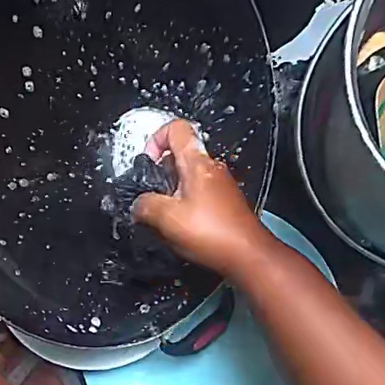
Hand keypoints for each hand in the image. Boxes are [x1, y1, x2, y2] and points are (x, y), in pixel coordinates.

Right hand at [132, 119, 274, 275]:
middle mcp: (211, 169)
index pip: (176, 129)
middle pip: (179, 157)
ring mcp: (220, 186)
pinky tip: (183, 228)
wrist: (247, 255)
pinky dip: (186, 207)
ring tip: (168, 218)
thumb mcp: (166, 219)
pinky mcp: (224, 203)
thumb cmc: (215, 234)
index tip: (147, 162)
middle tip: (154, 198)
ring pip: (188, 179)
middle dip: (160, 176)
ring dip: (172, 195)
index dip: (156, 139)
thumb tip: (137, 205)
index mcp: (197, 163)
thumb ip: (144, 206)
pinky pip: (198, 196)